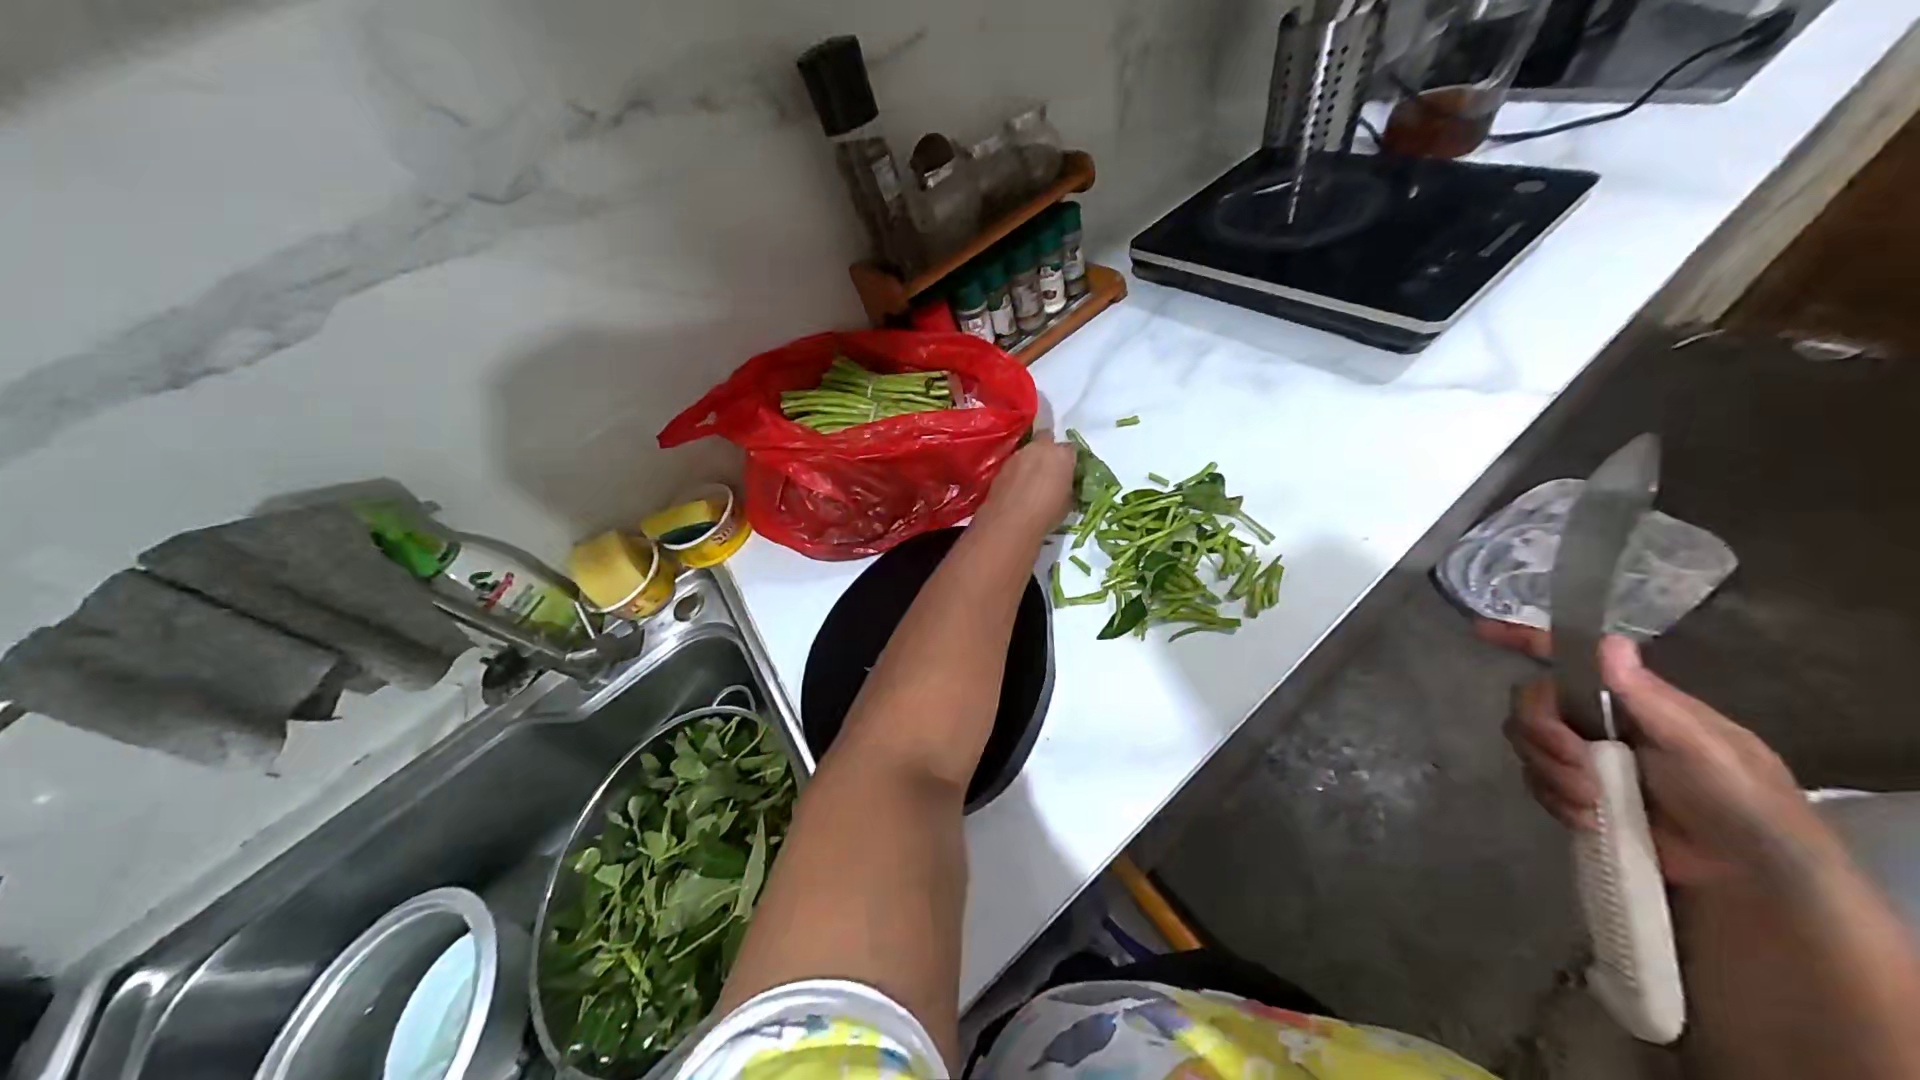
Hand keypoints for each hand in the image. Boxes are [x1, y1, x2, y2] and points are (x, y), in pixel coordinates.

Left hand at [972, 431, 1075, 542]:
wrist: (1010, 522)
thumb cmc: (1047, 513)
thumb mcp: (1068, 502)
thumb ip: (1068, 486)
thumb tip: (1064, 484)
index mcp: (1061, 455)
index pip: (1071, 449)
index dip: (1069, 459)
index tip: (1068, 471)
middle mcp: (1039, 448)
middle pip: (1046, 439)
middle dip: (1048, 449)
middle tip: (1049, 469)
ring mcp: (1017, 455)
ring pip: (1028, 452)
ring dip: (1030, 461)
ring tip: (1031, 481)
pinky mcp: (1001, 467)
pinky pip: (1014, 465)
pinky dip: (1017, 472)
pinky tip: (1017, 488)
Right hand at [1479, 620, 1841, 888]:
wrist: (1751, 877)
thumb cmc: (1743, 800)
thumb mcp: (1704, 746)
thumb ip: (1649, 698)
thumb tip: (1607, 641)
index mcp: (1628, 699)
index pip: (1568, 658)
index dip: (1524, 640)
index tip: (1481, 631)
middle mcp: (1597, 721)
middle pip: (1530, 705)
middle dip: (1542, 734)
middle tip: (1574, 764)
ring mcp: (1583, 759)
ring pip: (1526, 744)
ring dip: (1552, 772)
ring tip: (1592, 802)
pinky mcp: (1574, 794)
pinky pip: (1534, 782)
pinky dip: (1556, 800)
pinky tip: (1589, 818)